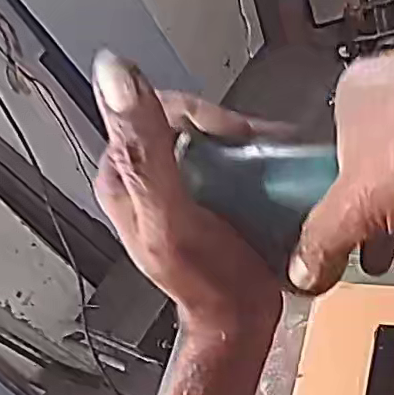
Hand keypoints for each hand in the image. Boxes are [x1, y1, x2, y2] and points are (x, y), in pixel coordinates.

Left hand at [91, 51, 282, 339]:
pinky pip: (232, 167)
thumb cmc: (205, 283)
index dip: (200, 113)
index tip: (240, 136)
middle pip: (188, 125)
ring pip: (213, 143)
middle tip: (266, 150)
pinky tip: (277, 174)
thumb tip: (114, 71)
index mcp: (123, 174)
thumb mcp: (169, 218)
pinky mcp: (213, 203)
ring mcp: (184, 190)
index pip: (154, 109)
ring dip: (250, 146)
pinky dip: (257, 165)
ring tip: (279, 159)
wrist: (239, 323)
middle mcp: (149, 176)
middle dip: (231, 130)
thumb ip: (144, 154)